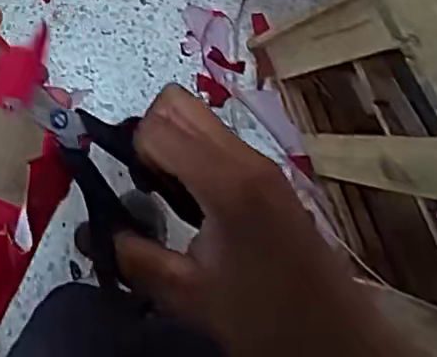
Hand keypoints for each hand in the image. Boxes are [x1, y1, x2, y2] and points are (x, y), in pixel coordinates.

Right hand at [112, 84, 421, 356]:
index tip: (140, 190)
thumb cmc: (266, 319)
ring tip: (170, 189)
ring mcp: (259, 159)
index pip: (159, 128)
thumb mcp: (190, 296)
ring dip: (172, 137)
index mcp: (226, 182)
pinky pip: (215, 135)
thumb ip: (137, 258)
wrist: (337, 339)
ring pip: (197, 113)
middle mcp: (244, 156)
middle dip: (150, 131)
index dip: (137, 153)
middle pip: (177, 102)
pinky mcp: (267, 169)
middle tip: (150, 179)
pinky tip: (195, 198)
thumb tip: (99, 232)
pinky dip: (193, 149)